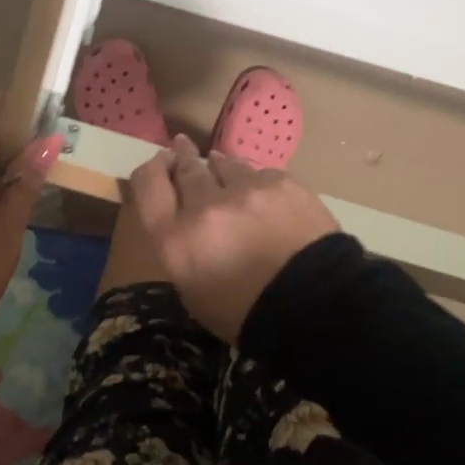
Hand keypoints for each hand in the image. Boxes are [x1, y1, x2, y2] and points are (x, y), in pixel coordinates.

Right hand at [130, 135, 337, 342]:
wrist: (316, 308)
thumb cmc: (246, 315)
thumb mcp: (194, 293)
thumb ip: (182, 247)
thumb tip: (186, 221)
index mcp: (175, 238)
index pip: (148, 183)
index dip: (152, 170)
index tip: (160, 165)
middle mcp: (204, 205)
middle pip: (186, 167)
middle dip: (182, 158)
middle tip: (182, 149)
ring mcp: (245, 190)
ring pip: (224, 164)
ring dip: (220, 168)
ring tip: (220, 165)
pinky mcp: (281, 183)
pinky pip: (260, 174)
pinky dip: (257, 182)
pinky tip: (263, 192)